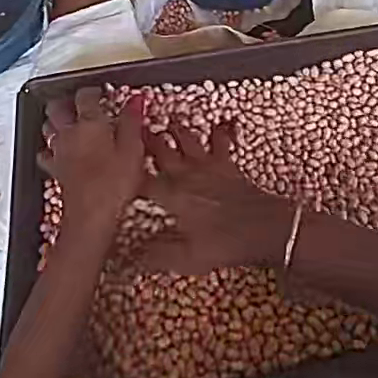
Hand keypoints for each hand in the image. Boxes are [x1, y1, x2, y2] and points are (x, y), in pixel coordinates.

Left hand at [39, 87, 144, 223]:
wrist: (91, 216)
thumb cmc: (114, 182)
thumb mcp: (133, 148)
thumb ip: (132, 121)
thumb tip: (136, 100)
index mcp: (90, 123)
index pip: (85, 96)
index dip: (92, 90)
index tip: (100, 91)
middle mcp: (69, 133)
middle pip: (57, 108)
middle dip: (66, 101)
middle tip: (80, 102)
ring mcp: (58, 152)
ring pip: (48, 127)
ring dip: (56, 121)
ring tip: (69, 121)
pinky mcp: (54, 170)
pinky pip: (45, 153)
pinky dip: (51, 148)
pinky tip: (59, 151)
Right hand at [139, 121, 293, 274]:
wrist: (266, 228)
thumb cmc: (226, 243)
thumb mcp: (187, 257)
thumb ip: (156, 254)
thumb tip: (130, 257)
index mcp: (172, 195)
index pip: (141, 181)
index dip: (125, 174)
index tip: (112, 166)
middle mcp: (188, 175)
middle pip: (162, 152)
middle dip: (146, 140)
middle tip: (134, 128)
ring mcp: (209, 167)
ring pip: (188, 142)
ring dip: (177, 131)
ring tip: (168, 121)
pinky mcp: (228, 166)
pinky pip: (221, 144)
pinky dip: (219, 133)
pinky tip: (220, 124)